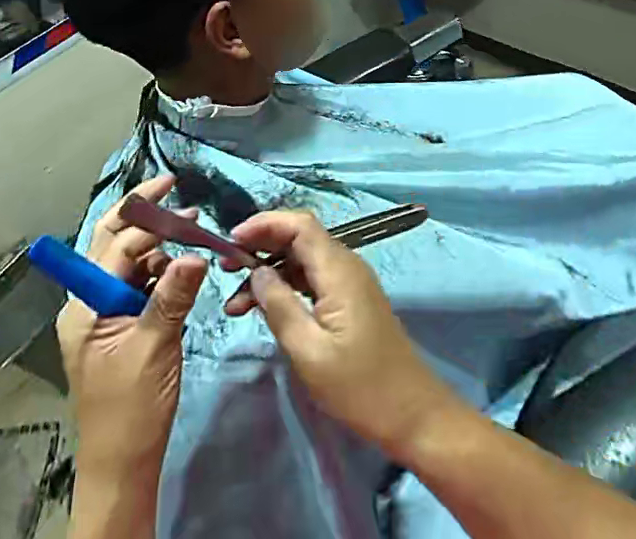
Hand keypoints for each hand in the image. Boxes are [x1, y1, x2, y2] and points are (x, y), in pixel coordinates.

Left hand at [57, 174, 208, 473]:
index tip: (185, 205)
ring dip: (156, 242)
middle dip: (139, 213)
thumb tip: (195, 252)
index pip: (117, 248)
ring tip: (191, 228)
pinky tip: (183, 264)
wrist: (123, 464)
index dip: (150, 223)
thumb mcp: (154, 348)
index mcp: (85, 306)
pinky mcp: (121, 324)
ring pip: (129, 261)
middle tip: (170, 184)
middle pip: (111, 243)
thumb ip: (172, 296)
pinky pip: (140, 283)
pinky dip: (161, 268)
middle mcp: (89, 301)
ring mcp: (104, 312)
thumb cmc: (131, 408)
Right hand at [220, 211, 461, 456]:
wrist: (410, 411)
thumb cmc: (359, 385)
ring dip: (269, 272)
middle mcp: (346, 266)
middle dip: (261, 246)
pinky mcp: (349, 300)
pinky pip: (312, 279)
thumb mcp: (309, 351)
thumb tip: (256, 272)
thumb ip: (280, 305)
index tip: (230, 242)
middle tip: (226, 271)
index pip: (299, 224)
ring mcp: (349, 282)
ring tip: (235, 303)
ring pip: (302, 260)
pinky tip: (262, 309)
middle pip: (299, 237)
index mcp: (338, 270)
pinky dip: (285, 287)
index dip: (264, 224)